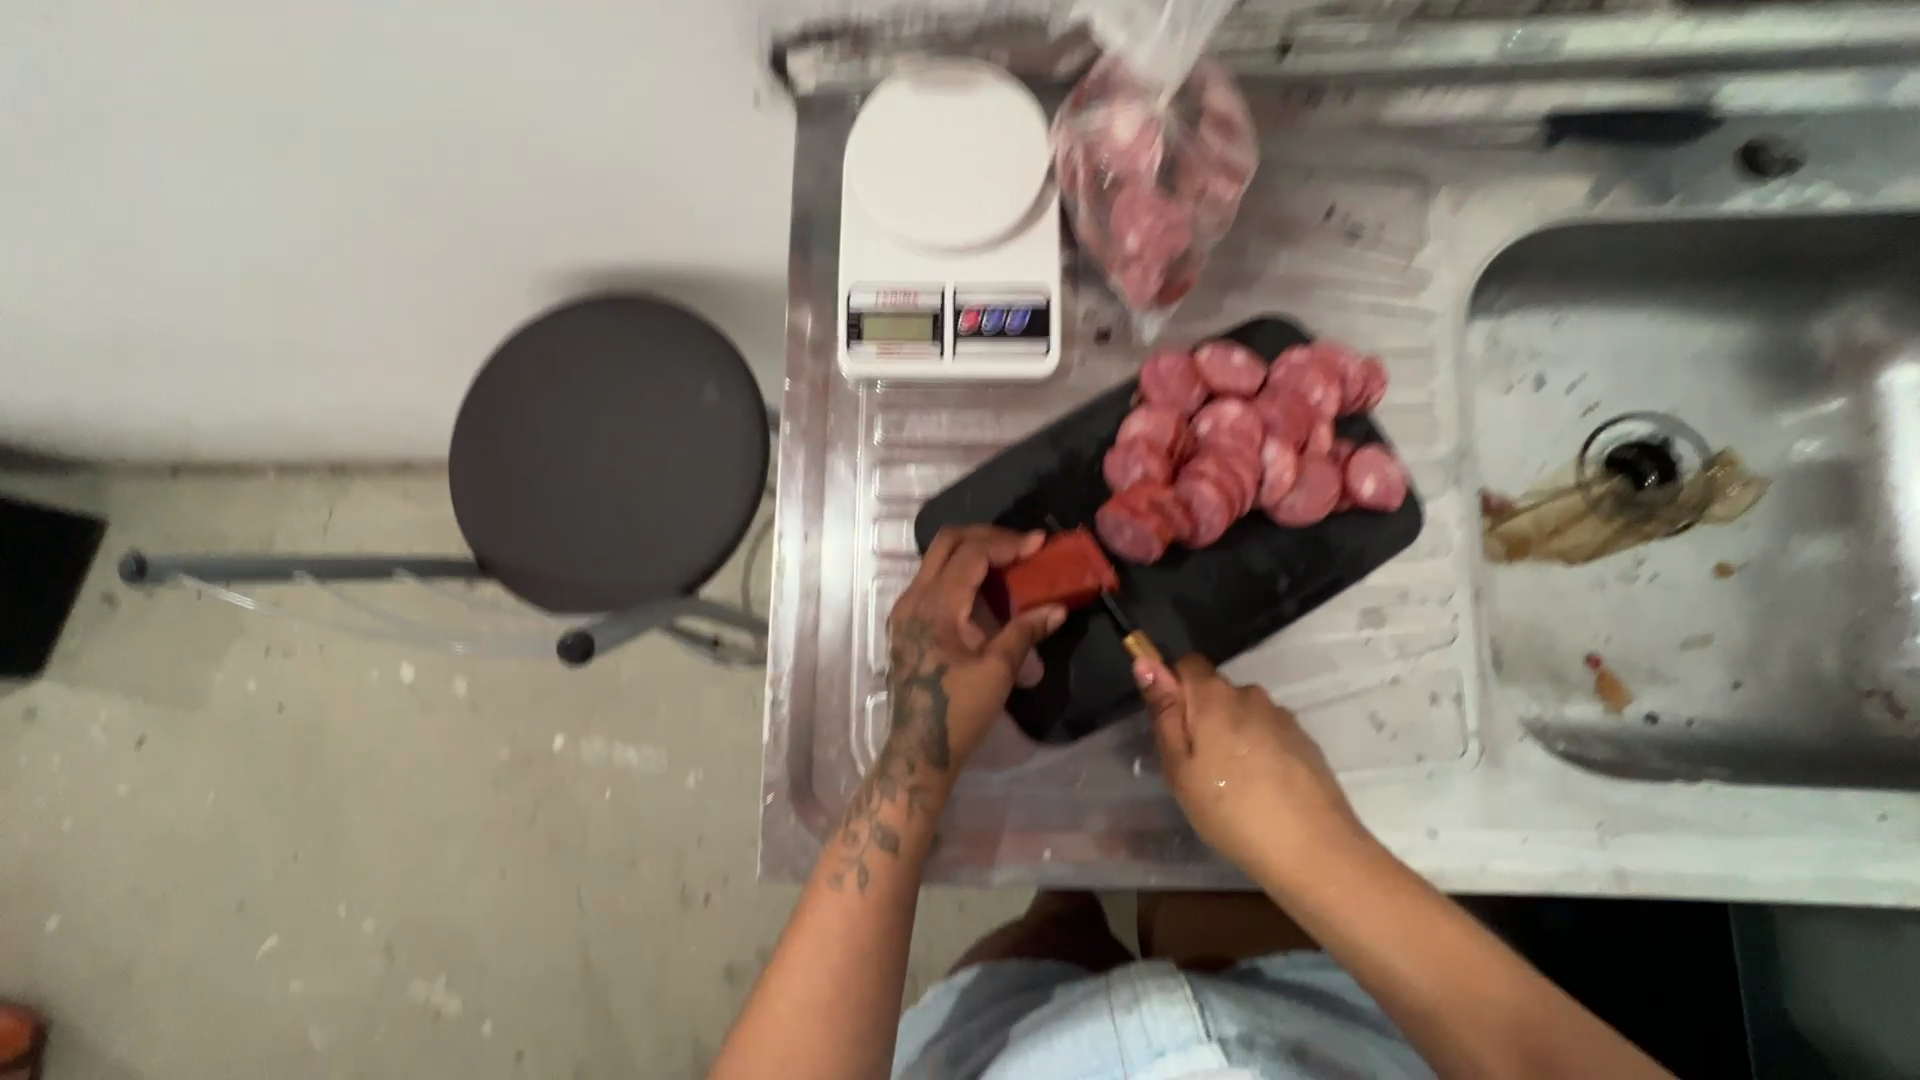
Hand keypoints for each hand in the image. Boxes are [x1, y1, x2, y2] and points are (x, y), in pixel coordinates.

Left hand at [885, 526, 1067, 779]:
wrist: (918, 747)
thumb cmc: (959, 711)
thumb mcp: (998, 670)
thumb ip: (1025, 631)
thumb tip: (1058, 607)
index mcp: (935, 606)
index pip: (971, 554)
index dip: (1007, 544)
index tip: (1039, 544)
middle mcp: (913, 598)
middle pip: (947, 543)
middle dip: (987, 536)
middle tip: (1022, 545)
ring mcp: (905, 608)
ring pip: (936, 558)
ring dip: (972, 551)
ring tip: (1009, 560)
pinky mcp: (906, 621)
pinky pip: (932, 578)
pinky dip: (960, 570)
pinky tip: (986, 586)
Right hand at [1134, 654, 1363, 871]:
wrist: (1313, 849)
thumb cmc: (1230, 810)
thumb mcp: (1180, 768)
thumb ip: (1164, 712)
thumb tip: (1146, 663)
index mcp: (1214, 697)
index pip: (1188, 663)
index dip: (1174, 686)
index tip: (1171, 726)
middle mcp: (1250, 695)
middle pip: (1216, 691)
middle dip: (1203, 716)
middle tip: (1197, 766)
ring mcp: (1282, 717)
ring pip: (1244, 713)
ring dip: (1232, 733)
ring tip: (1232, 782)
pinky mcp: (1305, 741)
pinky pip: (1268, 732)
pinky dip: (1259, 749)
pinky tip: (1261, 787)